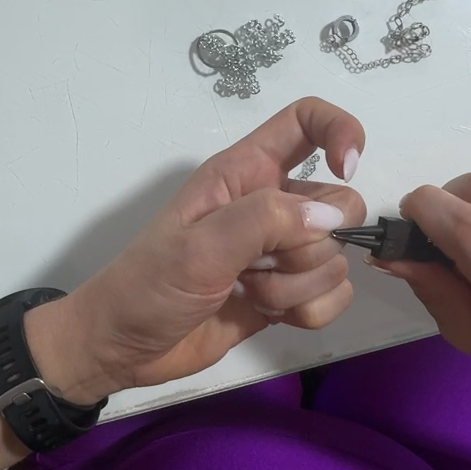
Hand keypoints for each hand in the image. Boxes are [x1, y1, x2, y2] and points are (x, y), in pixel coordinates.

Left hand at [29, 98, 367, 400]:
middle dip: (311, 245)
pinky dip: (309, 311)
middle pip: (339, 204)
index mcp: (244, 172)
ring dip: (299, 286)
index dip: (339, 131)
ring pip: (336, 258)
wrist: (125, 349)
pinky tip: (270, 314)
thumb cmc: (148, 286)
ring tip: (251, 292)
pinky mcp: (289, 294)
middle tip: (259, 263)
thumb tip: (330, 217)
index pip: (305, 121)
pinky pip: (333, 296)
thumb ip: (264, 221)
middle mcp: (270, 205)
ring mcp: (281, 252)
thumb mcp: (198, 247)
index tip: (345, 169)